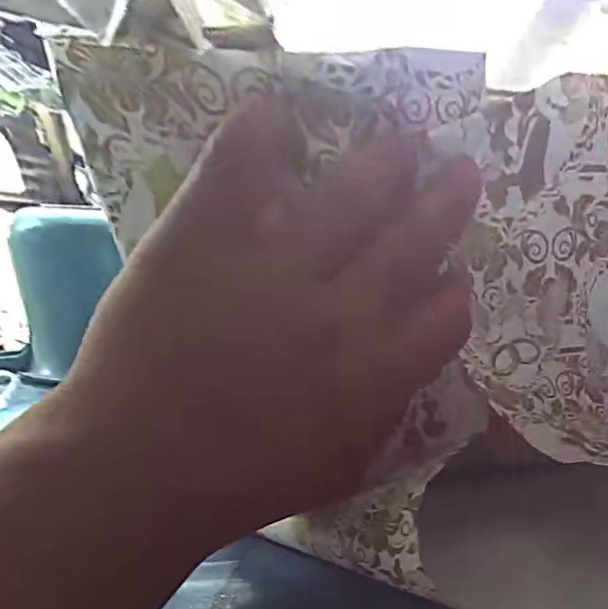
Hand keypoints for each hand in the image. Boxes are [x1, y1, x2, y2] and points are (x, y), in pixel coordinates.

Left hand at [44, 95, 480, 542]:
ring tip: (406, 139)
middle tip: (463, 169)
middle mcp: (344, 312)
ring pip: (352, 193)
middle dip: (446, 201)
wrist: (144, 467)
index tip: (454, 283)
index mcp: (379, 375)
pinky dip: (272, 133)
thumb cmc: (251, 482)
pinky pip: (250, 160)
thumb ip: (386, 414)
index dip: (455, 295)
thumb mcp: (345, 467)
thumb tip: (406, 366)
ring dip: (388, 161)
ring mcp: (279, 266)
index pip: (446, 318)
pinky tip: (288, 126)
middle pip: (413, 240)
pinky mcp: (210, 232)